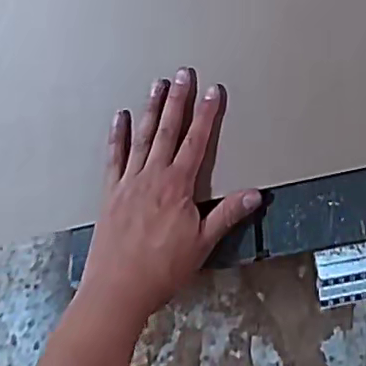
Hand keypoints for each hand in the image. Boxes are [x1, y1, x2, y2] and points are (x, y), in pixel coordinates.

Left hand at [76, 67, 260, 328]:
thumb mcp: (202, 245)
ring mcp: (130, 182)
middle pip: (169, 129)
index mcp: (177, 186)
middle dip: (178, 99)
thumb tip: (254, 195)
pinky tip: (120, 118)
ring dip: (152, 109)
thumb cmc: (160, 271)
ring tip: (158, 85)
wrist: (116, 292)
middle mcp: (153, 176)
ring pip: (144, 136)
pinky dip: (118, 136)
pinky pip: (115, 157)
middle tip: (183, 73)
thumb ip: (227, 215)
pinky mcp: (111, 192)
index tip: (212, 91)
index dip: (206, 114)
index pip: (196, 141)